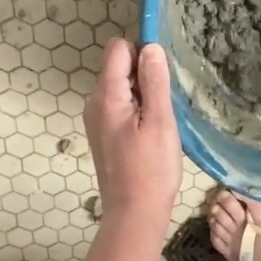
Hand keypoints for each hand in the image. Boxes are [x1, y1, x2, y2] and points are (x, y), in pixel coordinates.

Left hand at [86, 38, 180, 225]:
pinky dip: (137, 113)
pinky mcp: (103, 135)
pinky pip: (120, 108)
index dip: (142, 52)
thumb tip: (151, 47)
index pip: (118, 48)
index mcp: (106, 95)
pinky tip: (151, 135)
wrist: (134, 213)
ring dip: (143, 97)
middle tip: (165, 106)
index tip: (163, 74)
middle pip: (119, 68)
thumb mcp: (160, 122)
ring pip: (121, 89)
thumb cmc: (151, 169)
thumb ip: (154, 82)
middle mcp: (94, 103)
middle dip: (144, 77)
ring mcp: (96, 120)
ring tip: (161, 123)